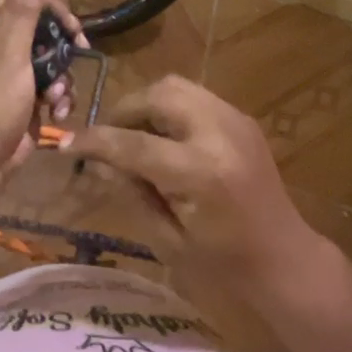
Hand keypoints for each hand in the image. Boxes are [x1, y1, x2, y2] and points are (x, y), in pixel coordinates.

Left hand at [0, 0, 82, 175]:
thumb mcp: (10, 53)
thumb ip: (24, 11)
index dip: (52, 10)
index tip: (75, 30)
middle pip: (36, 28)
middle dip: (59, 49)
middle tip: (79, 56)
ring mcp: (0, 72)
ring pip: (45, 58)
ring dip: (60, 77)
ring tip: (59, 99)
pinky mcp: (14, 96)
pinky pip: (43, 84)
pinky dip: (54, 97)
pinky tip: (58, 114)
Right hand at [65, 75, 311, 272]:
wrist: (285, 259)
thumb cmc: (224, 265)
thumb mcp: (168, 240)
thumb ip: (130, 193)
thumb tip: (95, 161)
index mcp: (199, 172)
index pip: (132, 143)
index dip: (95, 141)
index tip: (66, 143)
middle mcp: (217, 133)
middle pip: (156, 96)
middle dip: (123, 112)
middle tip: (107, 139)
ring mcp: (234, 119)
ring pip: (175, 86)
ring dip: (146, 104)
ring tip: (134, 136)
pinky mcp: (241, 117)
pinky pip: (194, 96)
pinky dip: (170, 108)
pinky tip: (164, 138)